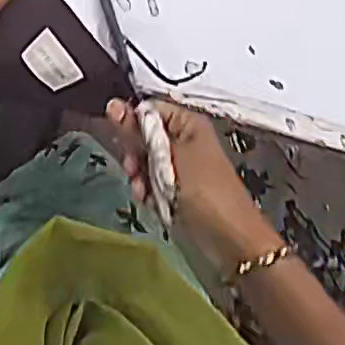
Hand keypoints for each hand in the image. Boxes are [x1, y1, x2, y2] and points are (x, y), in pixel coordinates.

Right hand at [107, 99, 283, 273]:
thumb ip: (137, 132)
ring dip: (139, 176)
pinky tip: (148, 201)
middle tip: (132, 168)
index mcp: (187, 123)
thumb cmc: (202, 190)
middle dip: (135, 153)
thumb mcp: (166, 157)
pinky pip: (153, 182)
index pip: (149, 110)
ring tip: (141, 190)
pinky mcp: (178, 189)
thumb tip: (112, 104)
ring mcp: (182, 166)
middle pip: (145, 135)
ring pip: (146, 161)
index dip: (132, 122)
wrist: (232, 240)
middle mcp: (184, 139)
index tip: (120, 138)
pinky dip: (148, 190)